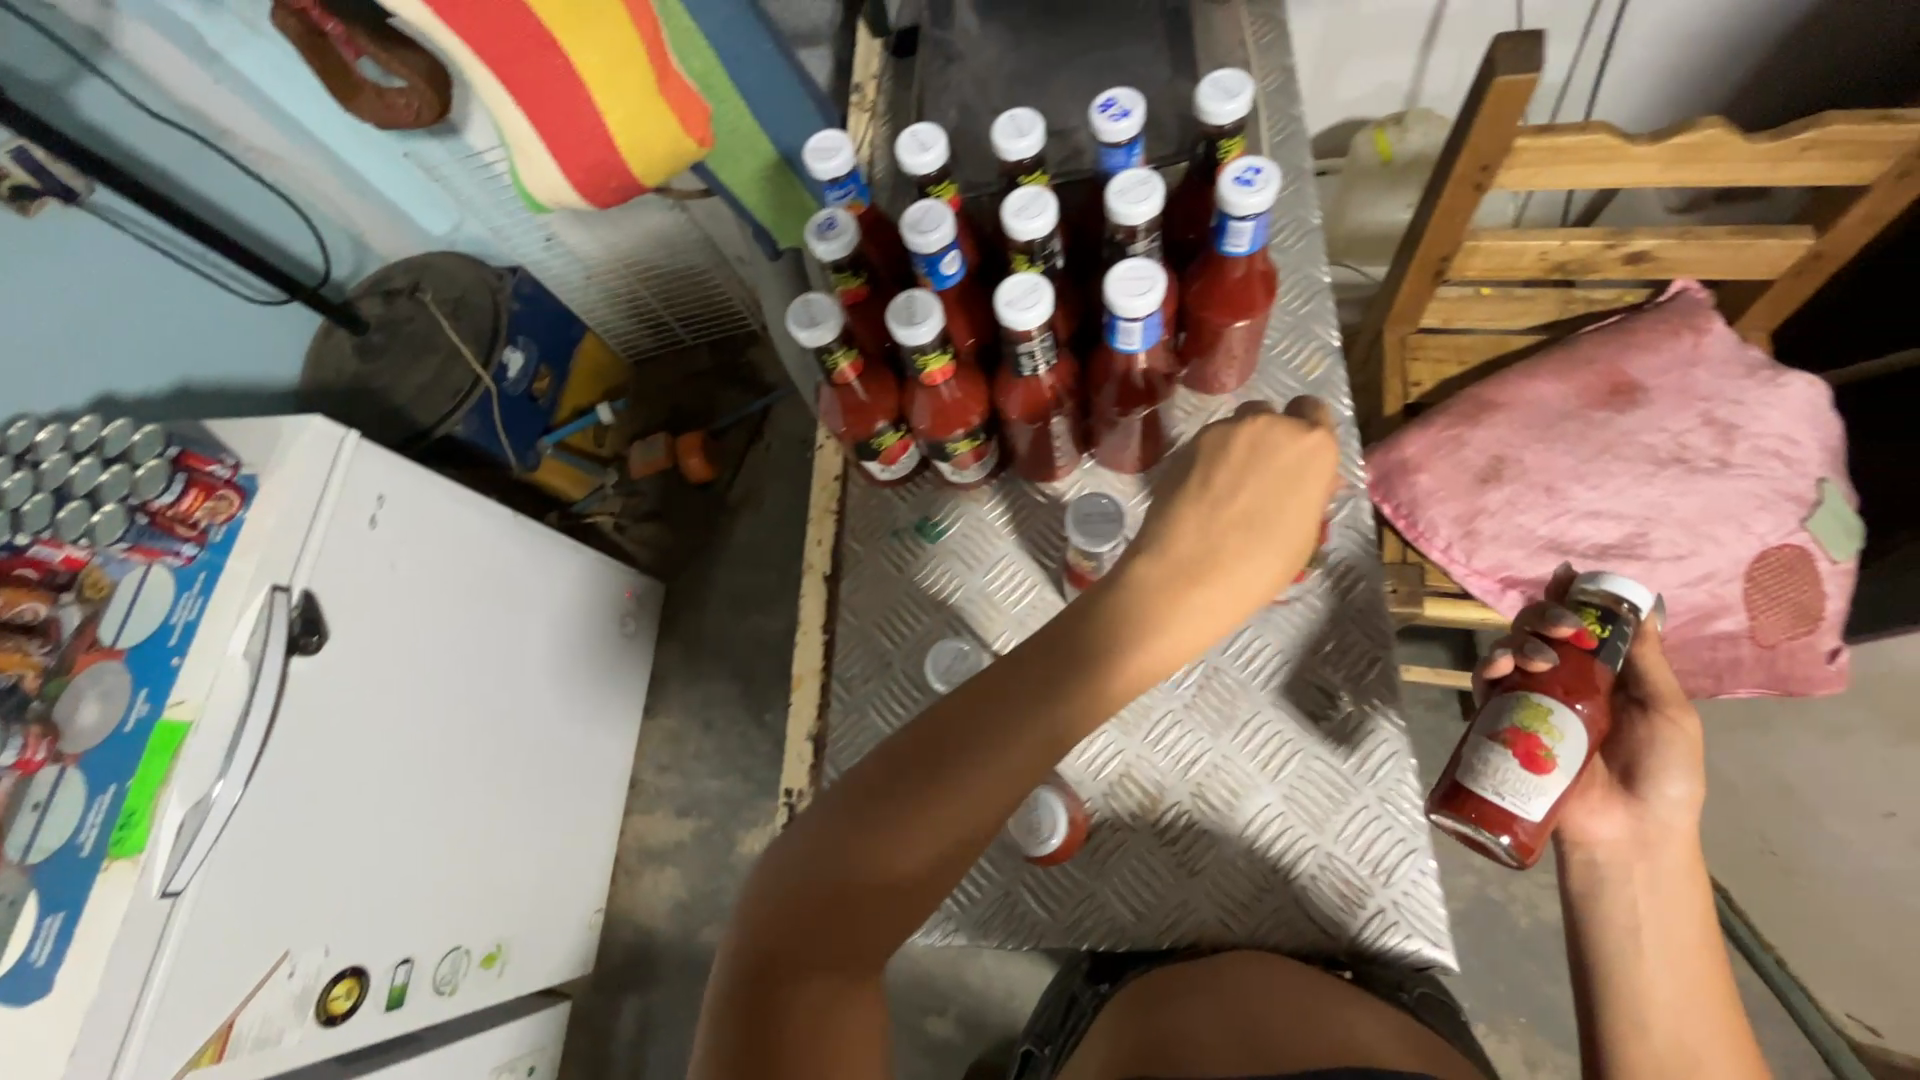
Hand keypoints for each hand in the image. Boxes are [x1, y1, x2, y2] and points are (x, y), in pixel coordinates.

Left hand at [1111, 397, 1340, 652]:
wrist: (1189, 571)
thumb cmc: (1261, 563)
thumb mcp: (1305, 530)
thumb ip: (1309, 490)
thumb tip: (1309, 480)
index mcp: (1313, 444)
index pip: (1313, 413)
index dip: (1303, 434)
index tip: (1294, 459)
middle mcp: (1270, 424)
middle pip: (1270, 416)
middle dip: (1266, 438)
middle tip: (1256, 476)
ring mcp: (1223, 430)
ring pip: (1234, 427)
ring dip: (1234, 447)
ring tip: (1223, 487)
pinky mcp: (1186, 444)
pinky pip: (1205, 444)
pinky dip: (1206, 460)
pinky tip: (1198, 492)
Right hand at [1473, 564, 1704, 859]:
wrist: (1630, 830)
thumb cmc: (1662, 774)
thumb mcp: (1669, 711)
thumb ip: (1648, 661)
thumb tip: (1645, 606)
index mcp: (1607, 677)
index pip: (1584, 627)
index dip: (1572, 600)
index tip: (1567, 577)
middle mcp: (1565, 682)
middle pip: (1540, 632)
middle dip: (1545, 618)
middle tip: (1563, 628)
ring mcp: (1531, 701)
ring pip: (1510, 650)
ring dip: (1519, 641)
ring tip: (1537, 658)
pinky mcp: (1502, 722)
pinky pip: (1485, 685)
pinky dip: (1486, 667)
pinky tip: (1500, 667)